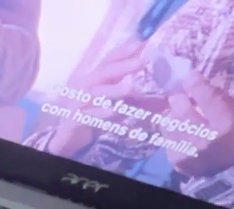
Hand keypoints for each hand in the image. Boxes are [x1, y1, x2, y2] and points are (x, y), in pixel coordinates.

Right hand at [45, 42, 163, 155]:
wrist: (67, 139)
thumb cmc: (94, 118)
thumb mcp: (119, 107)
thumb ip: (139, 102)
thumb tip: (165, 101)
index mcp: (97, 78)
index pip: (110, 59)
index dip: (124, 51)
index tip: (143, 43)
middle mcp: (86, 87)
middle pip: (103, 72)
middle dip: (122, 66)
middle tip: (142, 62)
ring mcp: (78, 103)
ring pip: (96, 93)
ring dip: (113, 90)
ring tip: (130, 88)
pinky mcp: (74, 120)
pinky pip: (88, 115)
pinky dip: (101, 114)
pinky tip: (114, 112)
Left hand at [166, 73, 233, 175]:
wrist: (230, 168)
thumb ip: (218, 98)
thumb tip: (197, 83)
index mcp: (225, 123)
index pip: (207, 98)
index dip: (195, 84)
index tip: (186, 75)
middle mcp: (204, 138)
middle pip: (182, 111)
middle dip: (178, 98)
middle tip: (177, 92)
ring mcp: (187, 151)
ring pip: (170, 124)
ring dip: (173, 114)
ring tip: (179, 110)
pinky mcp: (176, 160)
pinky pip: (168, 138)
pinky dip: (172, 129)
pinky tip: (179, 127)